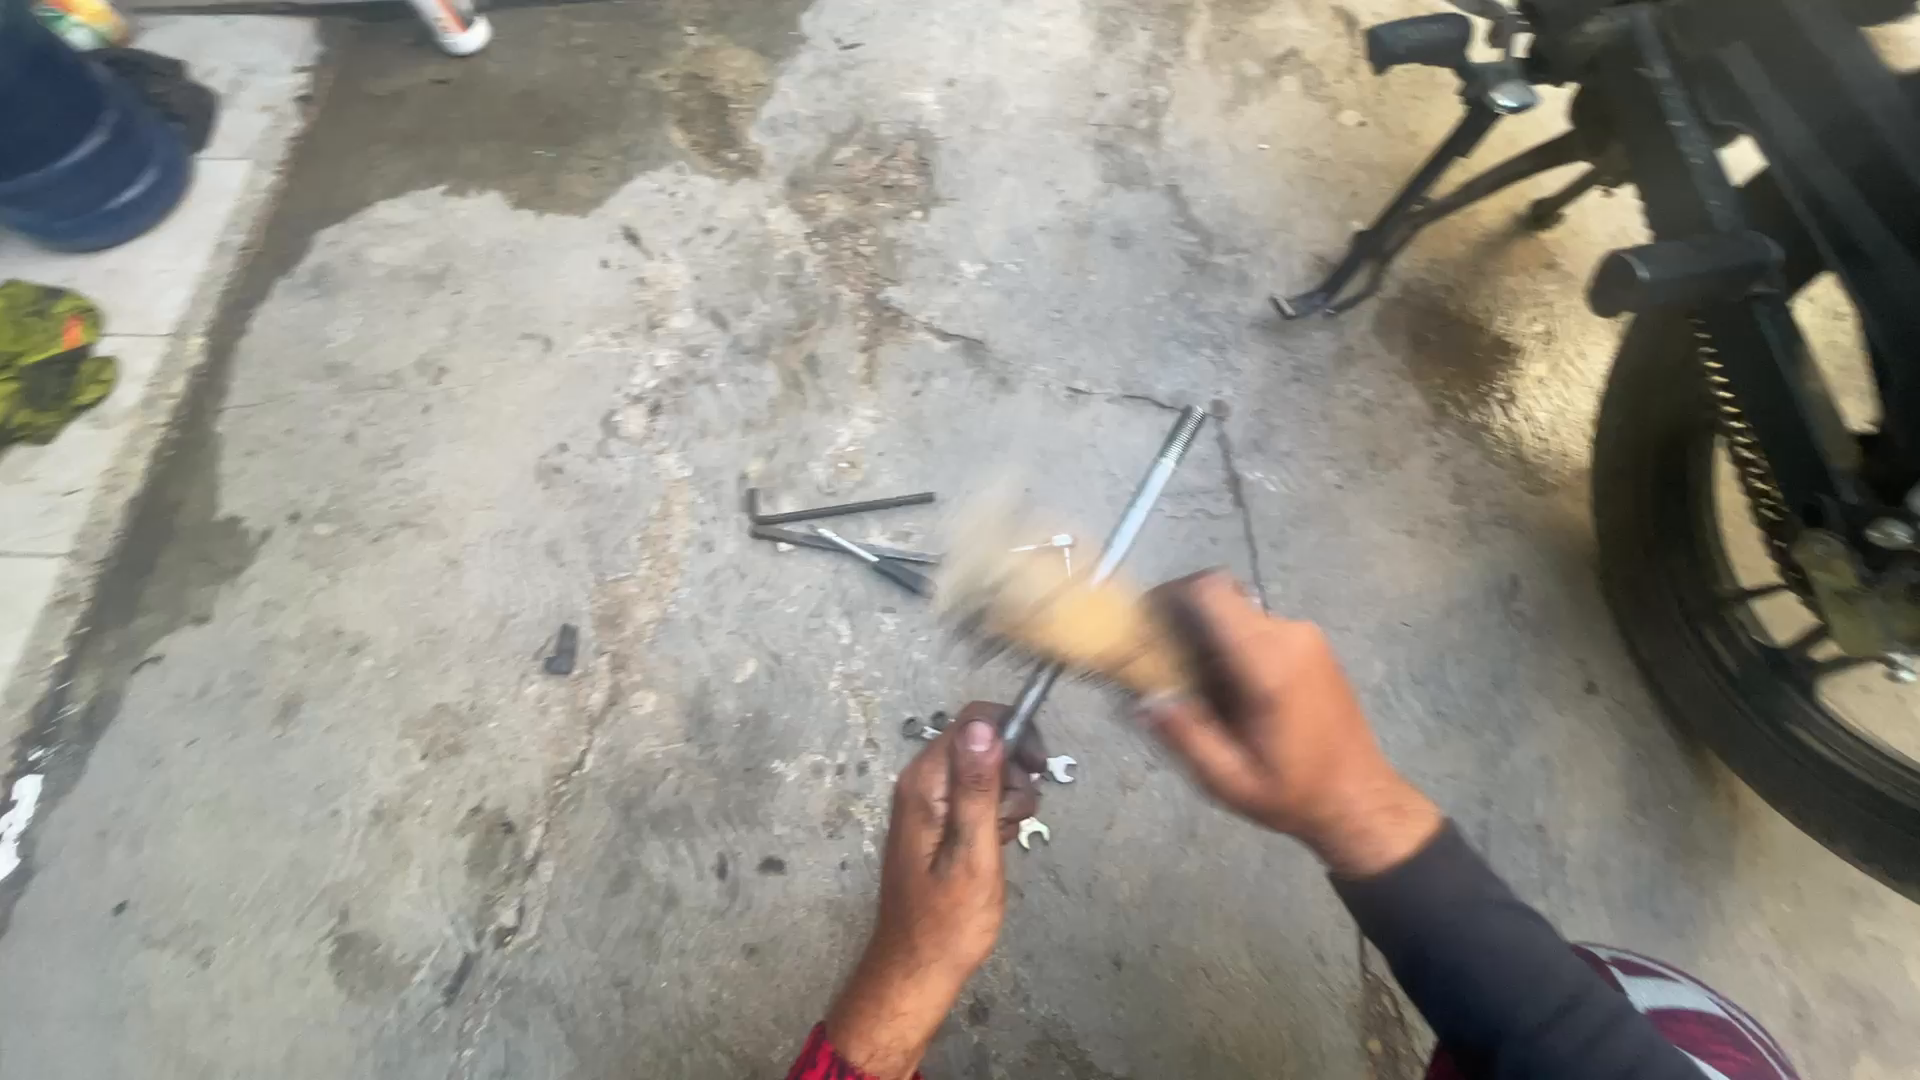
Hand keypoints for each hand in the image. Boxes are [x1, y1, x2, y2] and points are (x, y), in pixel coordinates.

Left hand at [825, 703, 1010, 1078]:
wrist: (918, 968)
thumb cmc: (948, 920)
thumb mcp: (972, 852)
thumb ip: (977, 787)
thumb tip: (983, 726)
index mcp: (925, 781)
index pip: (973, 721)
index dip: (1013, 733)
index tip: (1038, 768)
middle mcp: (922, 780)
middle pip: (981, 741)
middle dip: (1013, 771)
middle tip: (1016, 817)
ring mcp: (929, 799)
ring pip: (985, 768)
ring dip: (1008, 796)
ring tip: (1003, 838)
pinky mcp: (939, 817)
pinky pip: (977, 794)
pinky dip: (996, 813)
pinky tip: (995, 844)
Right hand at [1139, 572, 1442, 877]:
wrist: (1362, 802)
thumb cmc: (1294, 794)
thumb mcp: (1228, 779)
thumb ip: (1183, 735)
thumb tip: (1141, 697)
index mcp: (1268, 663)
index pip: (1211, 592)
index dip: (1169, 593)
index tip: (1143, 620)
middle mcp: (1289, 635)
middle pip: (1218, 598)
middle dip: (1180, 621)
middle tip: (1157, 660)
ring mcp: (1305, 636)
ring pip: (1234, 612)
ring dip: (1204, 635)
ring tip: (1190, 681)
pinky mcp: (1310, 644)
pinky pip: (1254, 626)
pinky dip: (1227, 643)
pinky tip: (1223, 687)